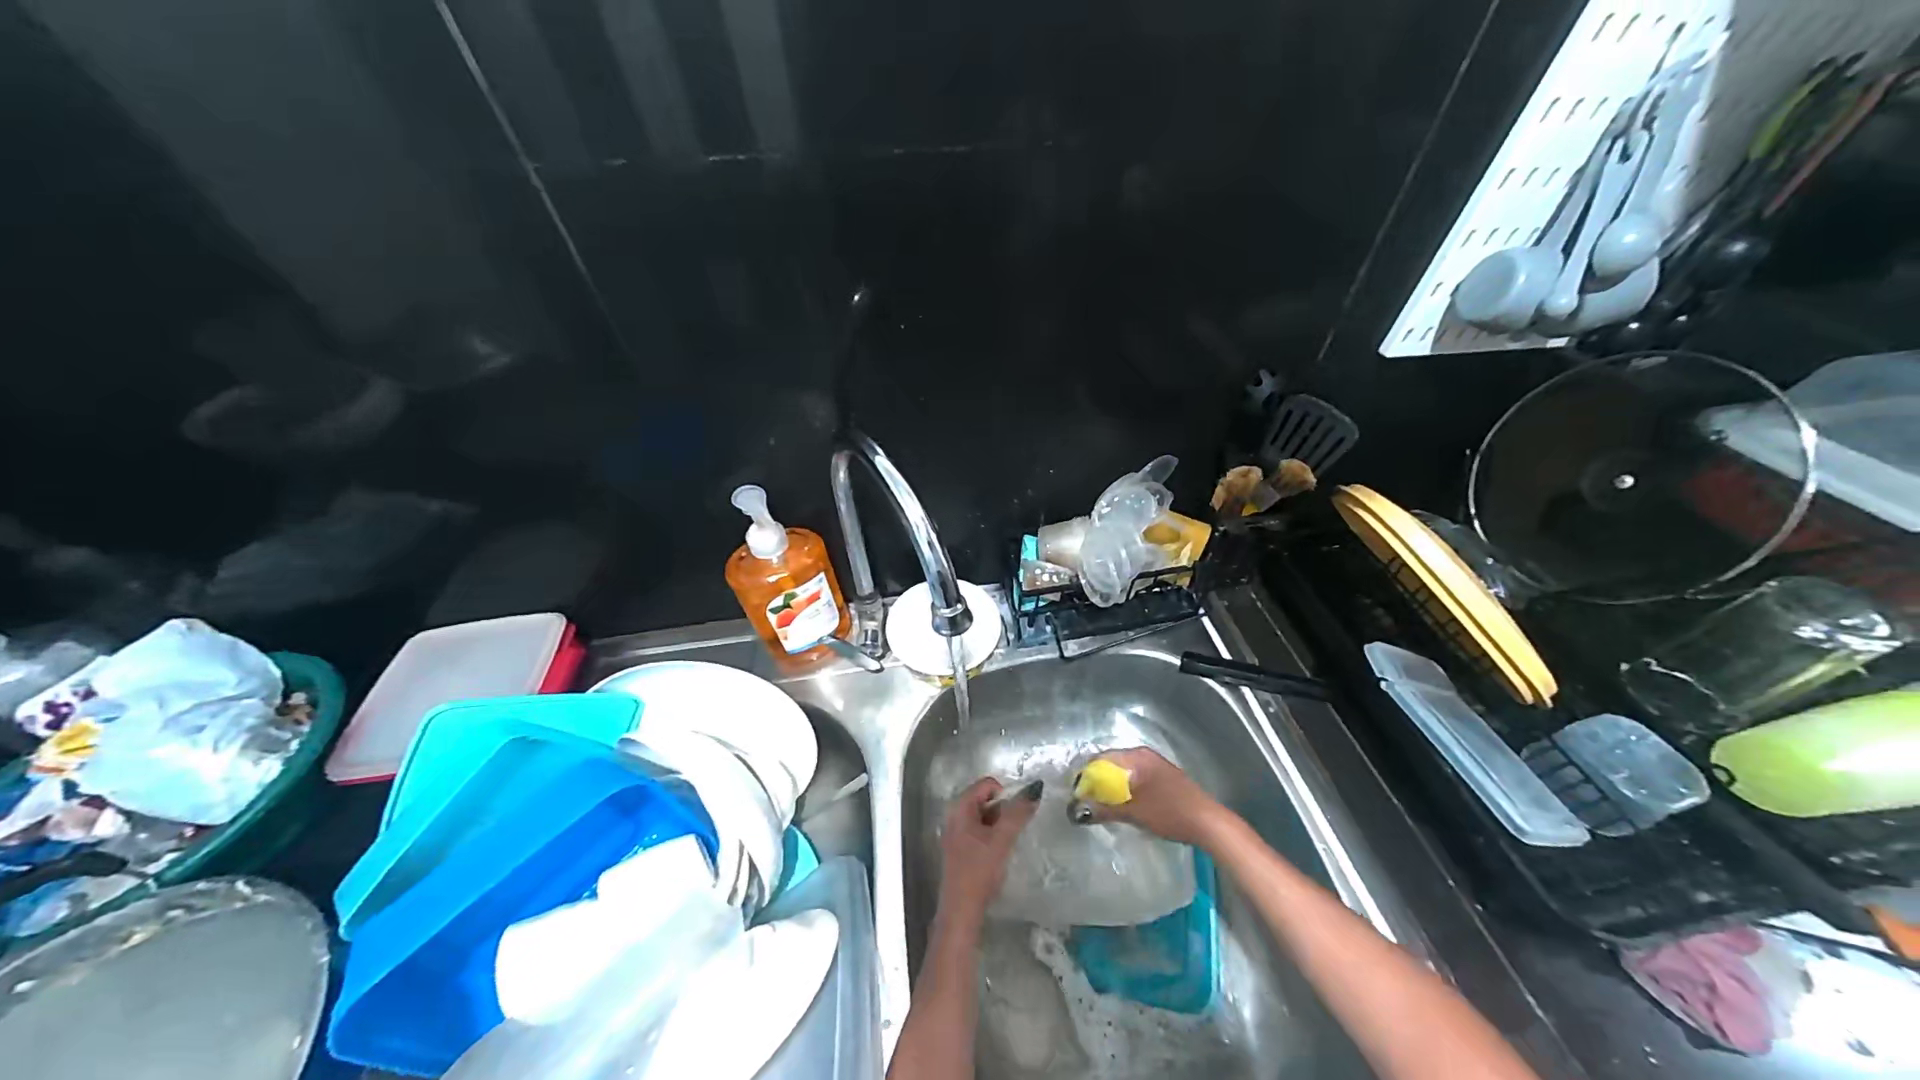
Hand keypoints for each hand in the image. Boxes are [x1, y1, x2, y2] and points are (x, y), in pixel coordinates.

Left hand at [936, 777, 1039, 927]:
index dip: (1006, 794)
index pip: (987, 784)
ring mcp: (957, 832)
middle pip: (986, 799)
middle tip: (1014, 830)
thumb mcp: (1002, 840)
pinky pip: (981, 830)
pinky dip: (994, 835)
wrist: (961, 910)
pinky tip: (1000, 853)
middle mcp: (955, 815)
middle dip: (1005, 810)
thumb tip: (1034, 790)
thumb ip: (1018, 814)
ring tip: (1009, 842)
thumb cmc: (979, 871)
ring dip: (1001, 824)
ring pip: (986, 816)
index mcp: (960, 808)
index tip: (1018, 814)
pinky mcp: (962, 848)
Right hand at [1073, 747, 1232, 847]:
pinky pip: (1135, 780)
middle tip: (1087, 802)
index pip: (1101, 758)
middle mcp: (1145, 755)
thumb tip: (1077, 811)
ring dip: (1112, 789)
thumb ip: (1104, 809)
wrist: (1208, 824)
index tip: (1077, 794)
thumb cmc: (1169, 812)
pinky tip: (1124, 807)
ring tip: (1102, 807)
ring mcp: (1156, 766)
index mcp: (1137, 756)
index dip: (1086, 775)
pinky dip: (1126, 791)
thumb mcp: (1133, 812)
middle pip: (1112, 765)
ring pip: (1124, 774)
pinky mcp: (1163, 779)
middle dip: (1098, 783)